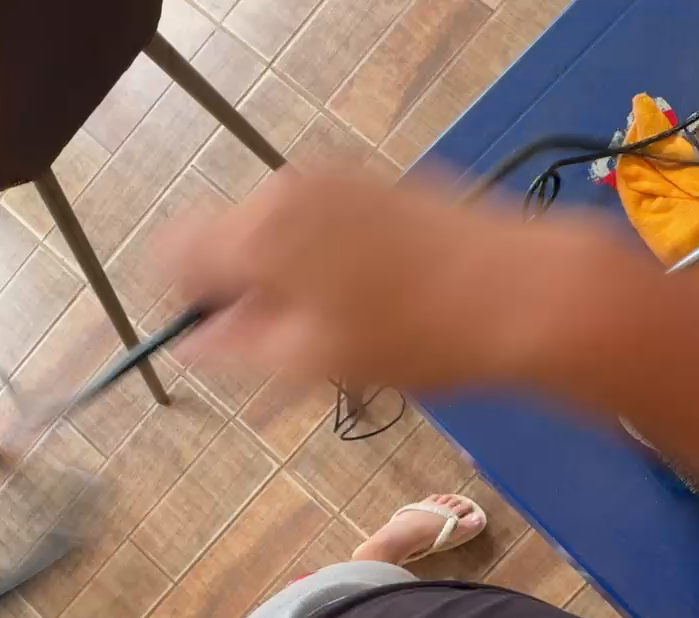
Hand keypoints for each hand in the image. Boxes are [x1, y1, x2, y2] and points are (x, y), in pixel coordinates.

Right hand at [169, 169, 646, 391]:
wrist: (521, 292)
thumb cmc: (411, 338)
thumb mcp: (312, 360)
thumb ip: (237, 347)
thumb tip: (193, 342)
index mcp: (260, 231)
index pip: (177, 252)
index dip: (187, 300)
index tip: (222, 336)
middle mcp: (288, 189)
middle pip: (228, 239)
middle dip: (242, 292)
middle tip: (288, 346)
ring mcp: (335, 178)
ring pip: (275, 232)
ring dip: (283, 279)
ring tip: (336, 326)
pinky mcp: (375, 182)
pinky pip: (318, 221)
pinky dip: (319, 259)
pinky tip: (367, 296)